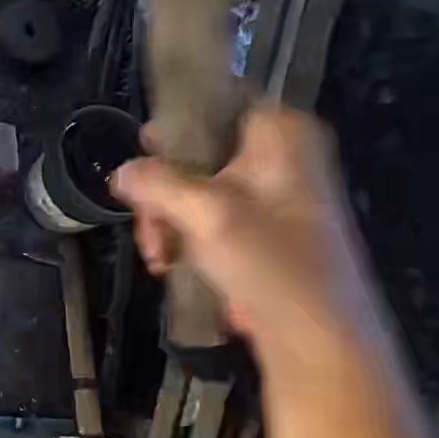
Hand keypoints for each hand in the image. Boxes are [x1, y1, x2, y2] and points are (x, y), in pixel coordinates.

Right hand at [109, 105, 382, 370]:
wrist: (317, 337)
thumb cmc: (270, 264)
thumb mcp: (205, 214)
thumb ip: (156, 183)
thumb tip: (122, 171)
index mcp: (281, 135)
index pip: (219, 100)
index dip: (176, 122)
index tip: (142, 150)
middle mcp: (278, 157)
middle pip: (196, 150)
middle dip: (161, 188)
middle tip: (147, 221)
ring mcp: (269, 195)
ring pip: (193, 187)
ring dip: (165, 219)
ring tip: (159, 256)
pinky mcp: (259, 230)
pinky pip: (204, 216)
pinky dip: (182, 236)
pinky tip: (171, 263)